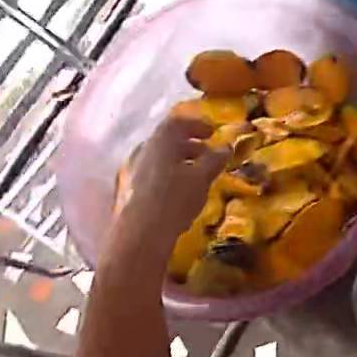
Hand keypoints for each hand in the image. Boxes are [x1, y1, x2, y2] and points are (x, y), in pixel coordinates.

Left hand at [108, 114, 226, 265]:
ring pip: (160, 158)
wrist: (140, 234)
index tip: (212, 132)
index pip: (178, 122)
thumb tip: (226, 146)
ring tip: (197, 175)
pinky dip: (170, 174)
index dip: (197, 124)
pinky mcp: (130, 189)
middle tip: (208, 154)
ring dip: (180, 161)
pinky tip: (180, 191)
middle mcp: (144, 150)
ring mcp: (134, 169)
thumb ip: (214, 160)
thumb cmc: (174, 199)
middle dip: (190, 144)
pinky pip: (153, 173)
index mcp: (160, 141)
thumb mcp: (201, 178)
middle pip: (167, 140)